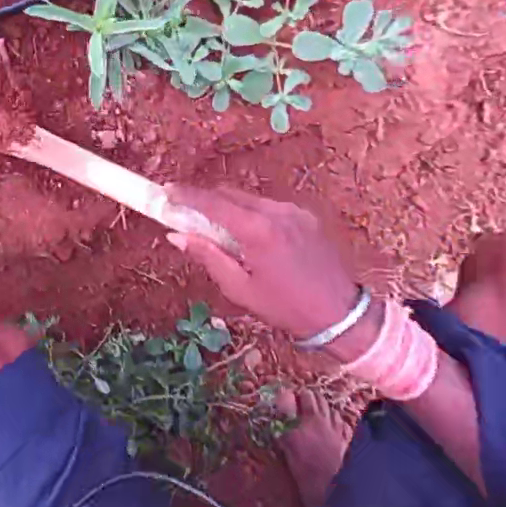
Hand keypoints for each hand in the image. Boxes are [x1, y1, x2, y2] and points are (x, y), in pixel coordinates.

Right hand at [165, 185, 378, 361]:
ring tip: (217, 233)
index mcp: (258, 230)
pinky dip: (251, 215)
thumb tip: (177, 236)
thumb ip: (207, 256)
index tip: (165, 191)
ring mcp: (294, 212)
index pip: (213, 203)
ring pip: (249, 200)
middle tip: (183, 214)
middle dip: (204, 201)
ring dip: (228, 209)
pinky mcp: (305, 217)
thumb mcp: (239, 288)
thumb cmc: (285, 307)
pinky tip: (248, 239)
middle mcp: (276, 212)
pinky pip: (268, 208)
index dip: (186, 195)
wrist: (341, 314)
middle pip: (229, 195)